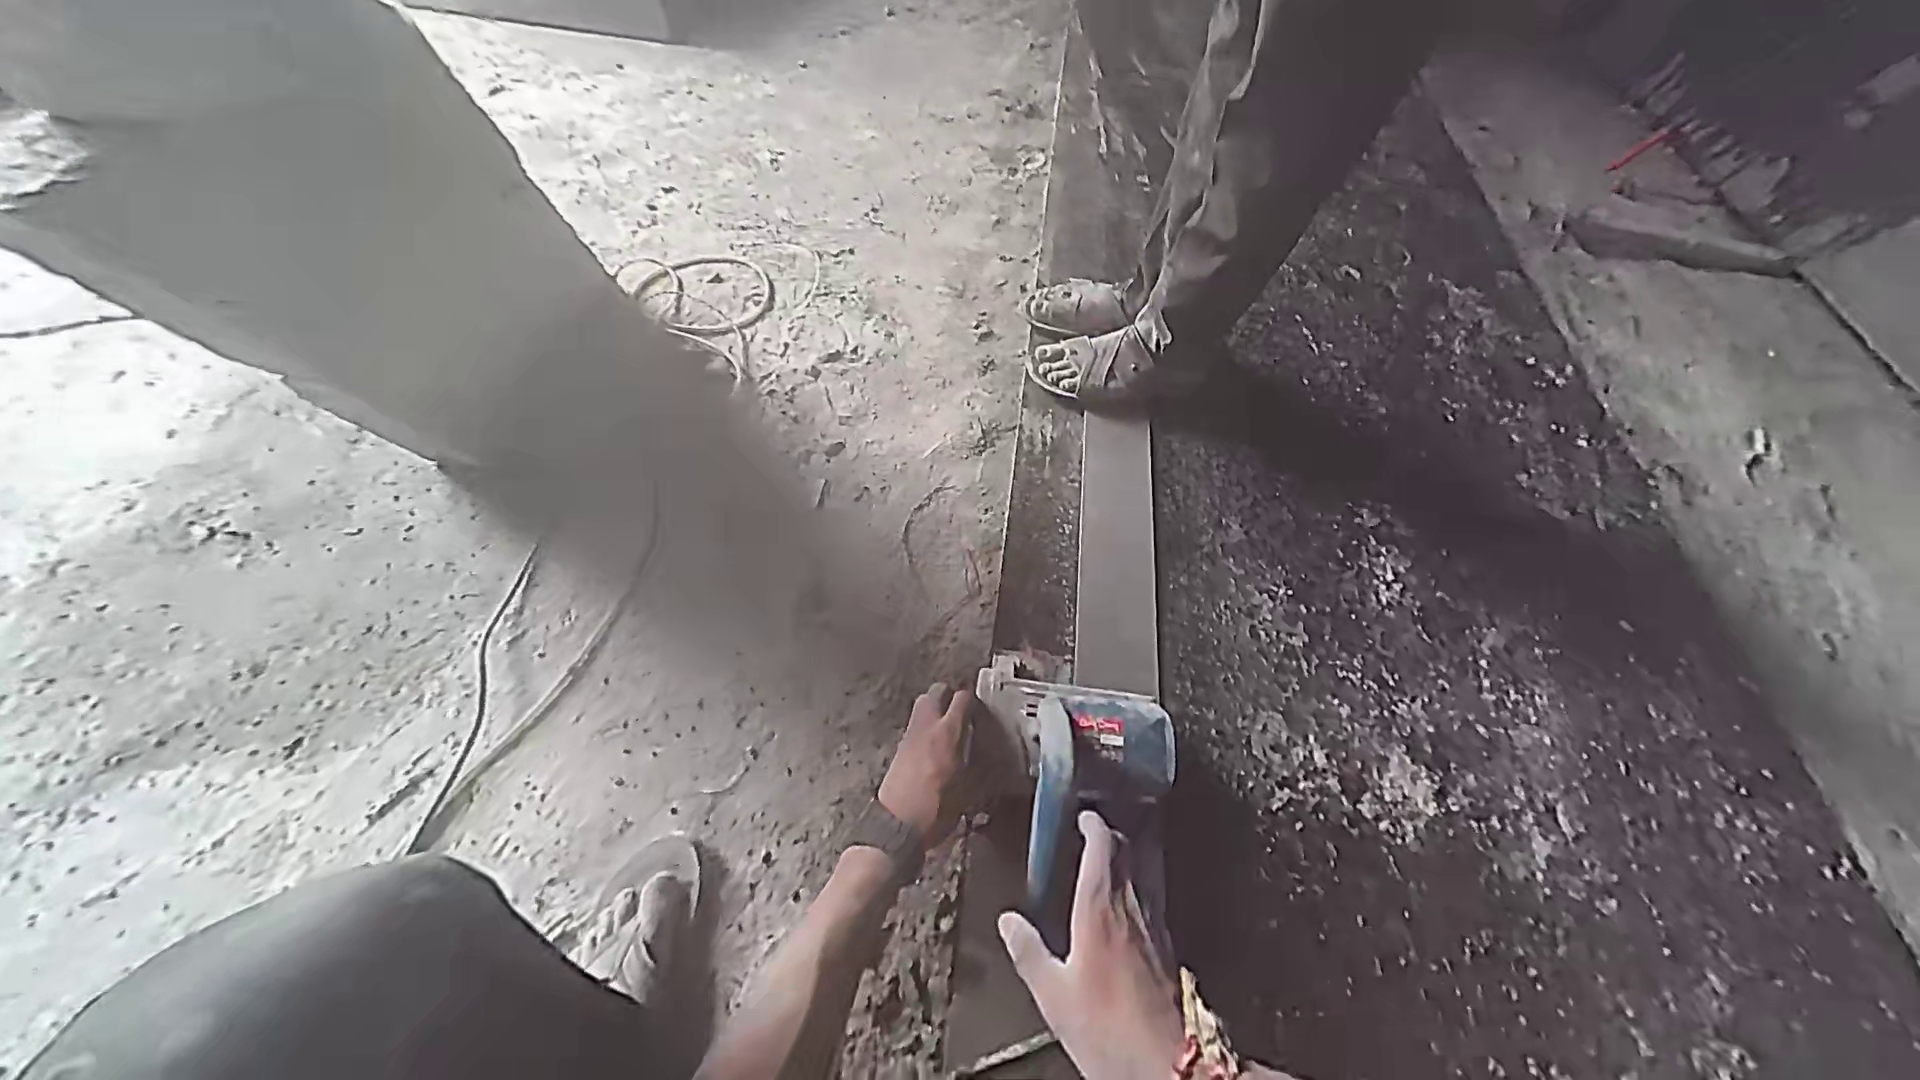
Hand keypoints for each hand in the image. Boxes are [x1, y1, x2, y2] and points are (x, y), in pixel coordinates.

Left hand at [877, 682, 970, 844]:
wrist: (896, 825)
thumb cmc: (936, 810)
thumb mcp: (968, 792)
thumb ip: (982, 770)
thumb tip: (998, 764)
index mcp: (948, 733)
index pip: (962, 698)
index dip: (973, 698)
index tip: (982, 708)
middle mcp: (927, 726)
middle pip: (938, 691)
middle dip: (951, 694)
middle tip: (963, 709)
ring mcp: (910, 733)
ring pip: (923, 702)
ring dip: (935, 704)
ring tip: (948, 722)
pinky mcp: (899, 745)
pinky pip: (915, 721)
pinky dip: (926, 722)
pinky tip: (934, 741)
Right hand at [998, 811, 1185, 1079]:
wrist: (1170, 1065)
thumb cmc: (1109, 1029)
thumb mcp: (1054, 995)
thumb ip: (1028, 952)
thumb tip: (1007, 921)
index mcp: (1099, 907)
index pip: (1103, 846)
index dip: (1094, 824)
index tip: (1085, 816)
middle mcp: (1131, 906)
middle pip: (1127, 851)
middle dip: (1111, 835)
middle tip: (1094, 831)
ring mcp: (1155, 924)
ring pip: (1143, 870)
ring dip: (1128, 855)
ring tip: (1112, 855)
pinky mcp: (1168, 945)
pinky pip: (1153, 896)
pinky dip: (1139, 882)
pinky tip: (1129, 901)